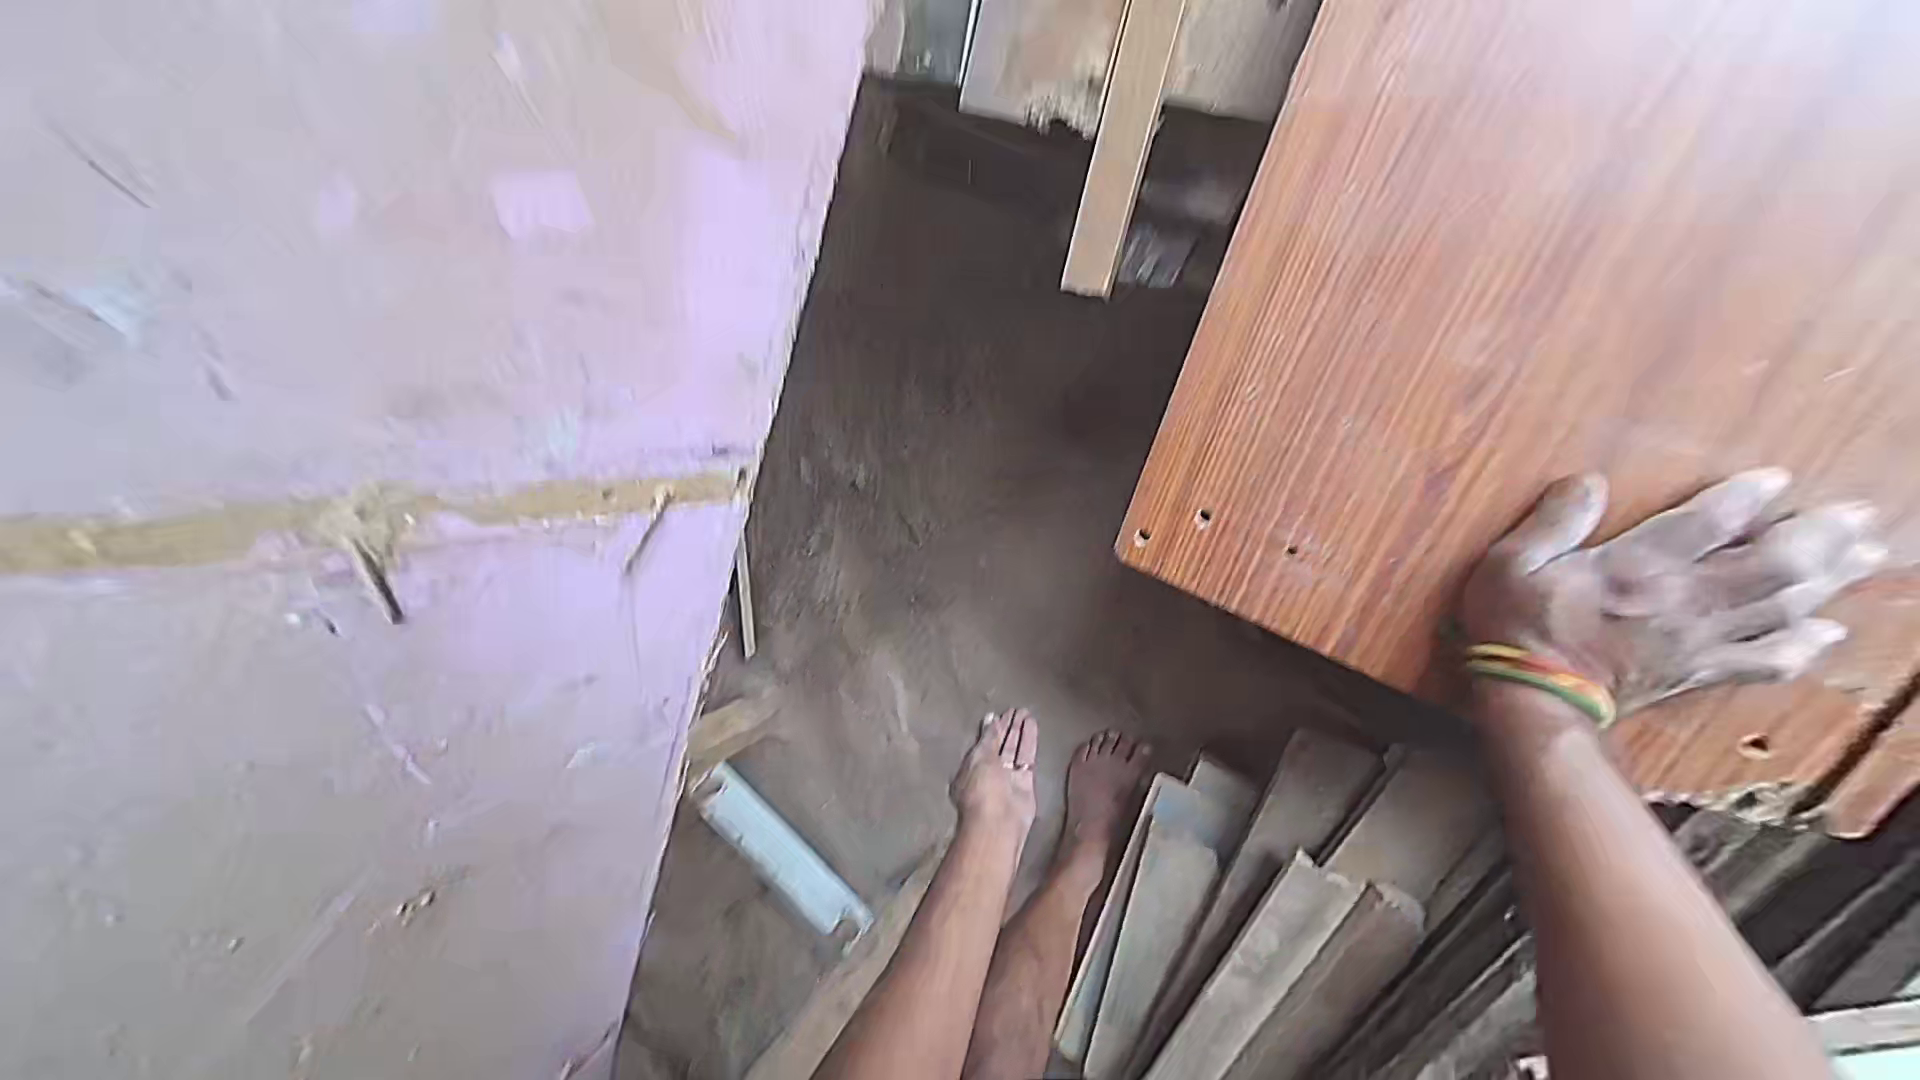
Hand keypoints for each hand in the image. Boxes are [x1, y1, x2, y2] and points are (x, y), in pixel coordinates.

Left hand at [951, 708, 1038, 828]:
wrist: (998, 822)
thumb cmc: (980, 789)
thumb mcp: (979, 757)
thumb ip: (988, 738)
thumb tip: (990, 719)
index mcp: (973, 766)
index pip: (984, 742)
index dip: (992, 727)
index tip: (999, 713)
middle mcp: (990, 770)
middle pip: (1001, 743)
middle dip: (1007, 726)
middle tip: (1016, 709)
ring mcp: (1008, 775)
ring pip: (1015, 747)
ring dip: (1020, 730)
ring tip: (1026, 712)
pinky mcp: (1025, 780)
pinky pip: (1027, 755)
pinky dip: (1029, 739)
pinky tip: (1032, 724)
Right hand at [1460, 469, 1884, 716]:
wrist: (1531, 697)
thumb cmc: (1514, 624)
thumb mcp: (1509, 564)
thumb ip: (1551, 523)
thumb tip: (1587, 482)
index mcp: (1637, 568)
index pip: (1706, 523)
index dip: (1745, 497)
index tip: (1775, 479)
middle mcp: (1686, 599)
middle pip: (1774, 563)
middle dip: (1821, 536)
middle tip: (1857, 514)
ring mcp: (1701, 639)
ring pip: (1786, 605)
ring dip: (1832, 579)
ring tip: (1864, 554)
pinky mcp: (1700, 672)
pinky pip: (1770, 660)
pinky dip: (1807, 645)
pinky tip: (1828, 632)